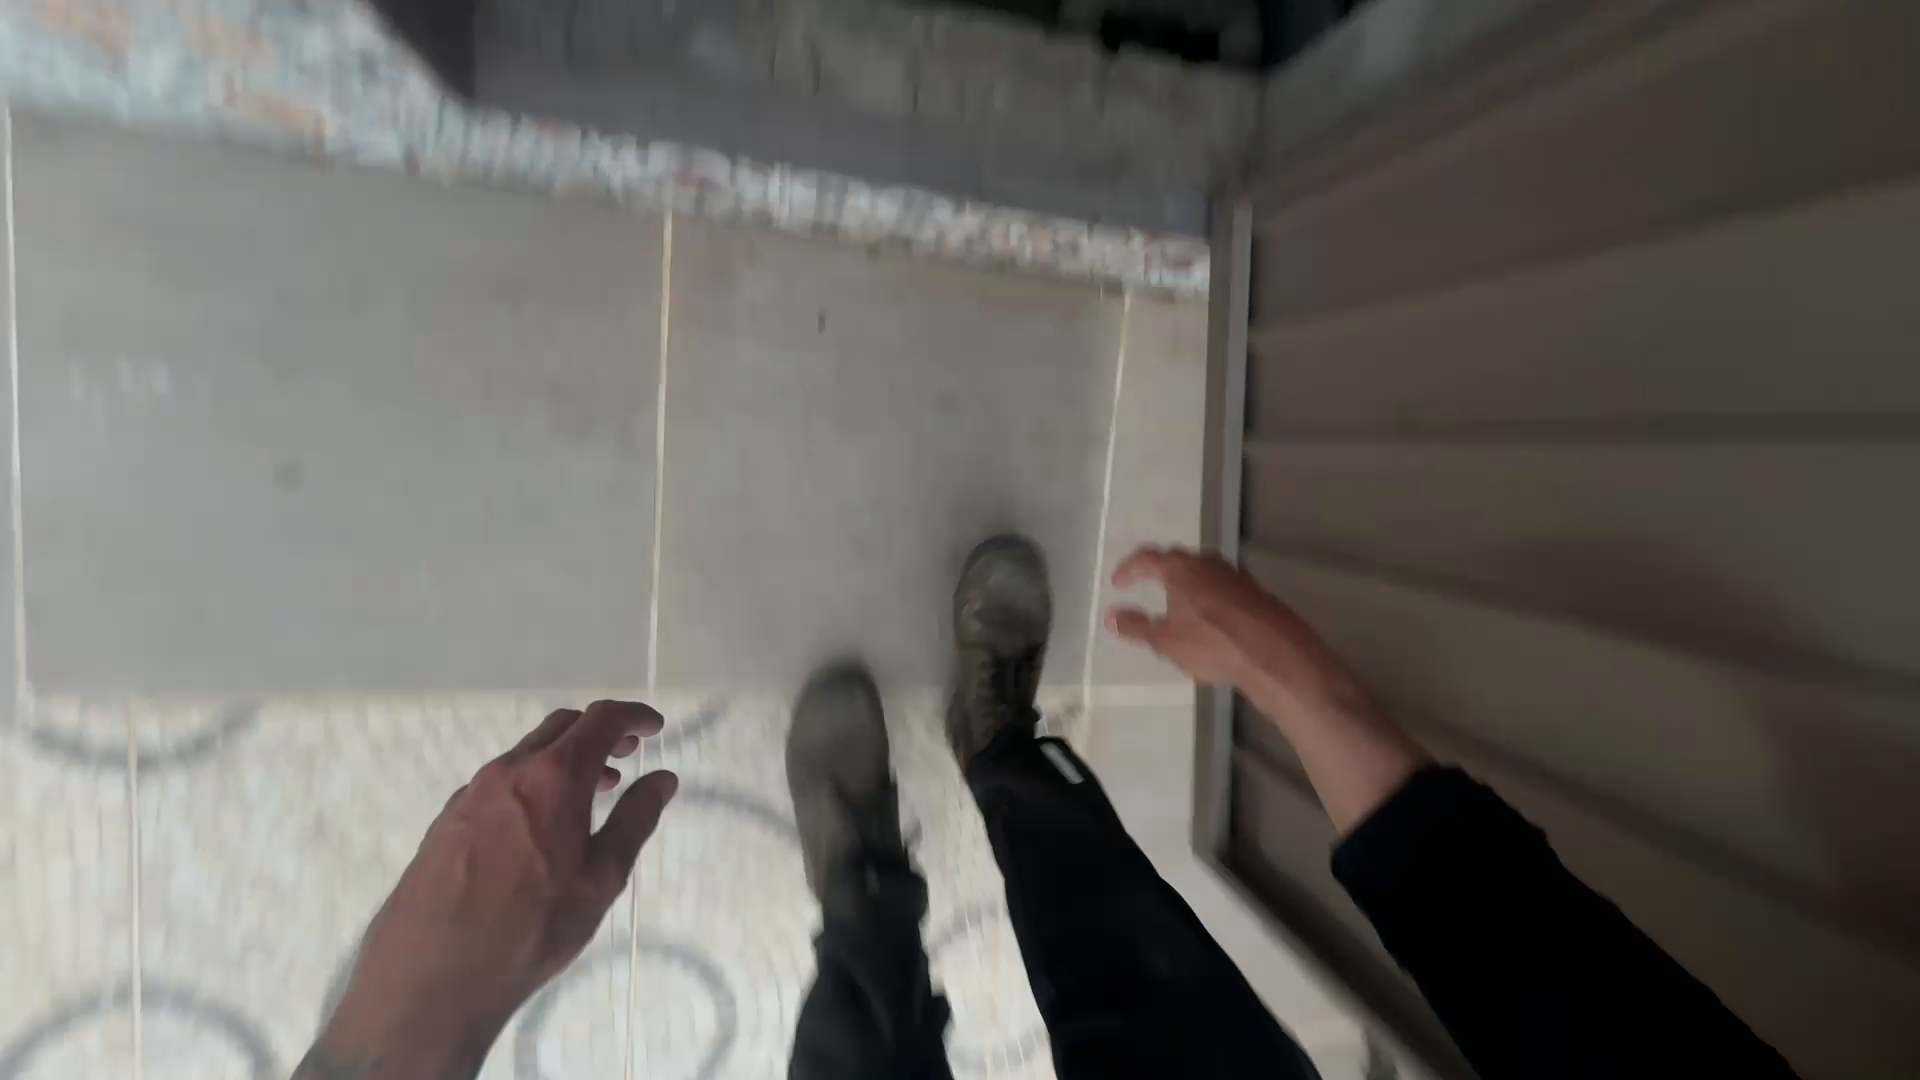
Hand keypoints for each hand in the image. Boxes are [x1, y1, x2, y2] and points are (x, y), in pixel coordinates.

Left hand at [302, 701, 678, 1079]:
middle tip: (627, 755)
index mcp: (554, 776)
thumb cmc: (531, 928)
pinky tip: (541, 827)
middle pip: (562, 726)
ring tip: (592, 793)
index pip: (601, 719)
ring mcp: (471, 795)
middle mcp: (509, 771)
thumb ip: (636, 818)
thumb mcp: (603, 877)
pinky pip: (501, 782)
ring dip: (567, 758)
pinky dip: (534, 782)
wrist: (426, 986)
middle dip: (600, 731)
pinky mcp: (446, 822)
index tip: (655, 727)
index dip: (634, 715)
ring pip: (528, 753)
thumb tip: (662, 778)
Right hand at [1105, 545, 1374, 721]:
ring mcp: (1235, 575)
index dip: (1129, 569)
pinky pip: (1220, 585)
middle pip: (1176, 559)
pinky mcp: (1255, 591)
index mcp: (1180, 569)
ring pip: (1201, 570)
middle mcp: (1207, 563)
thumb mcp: (1165, 641)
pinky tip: (1207, 616)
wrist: (1275, 654)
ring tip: (1175, 599)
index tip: (1118, 584)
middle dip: (1157, 570)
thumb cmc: (1212, 644)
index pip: (1146, 558)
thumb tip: (1111, 616)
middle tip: (1144, 583)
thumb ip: (1136, 627)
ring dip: (1184, 581)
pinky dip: (1205, 594)